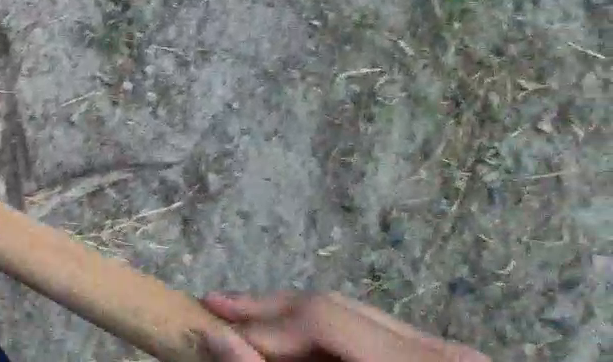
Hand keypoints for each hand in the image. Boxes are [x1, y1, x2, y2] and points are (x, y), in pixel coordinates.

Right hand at [200, 292, 488, 361]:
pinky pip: (369, 333)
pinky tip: (291, 343)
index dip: (264, 326)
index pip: (322, 318)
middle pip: (331, 306)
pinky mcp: (445, 361)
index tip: (216, 334)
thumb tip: (212, 335)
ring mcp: (451, 354)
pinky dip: (322, 337)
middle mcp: (444, 351)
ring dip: (289, 319)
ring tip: (239, 317)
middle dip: (266, 310)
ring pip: (348, 314)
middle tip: (211, 307)